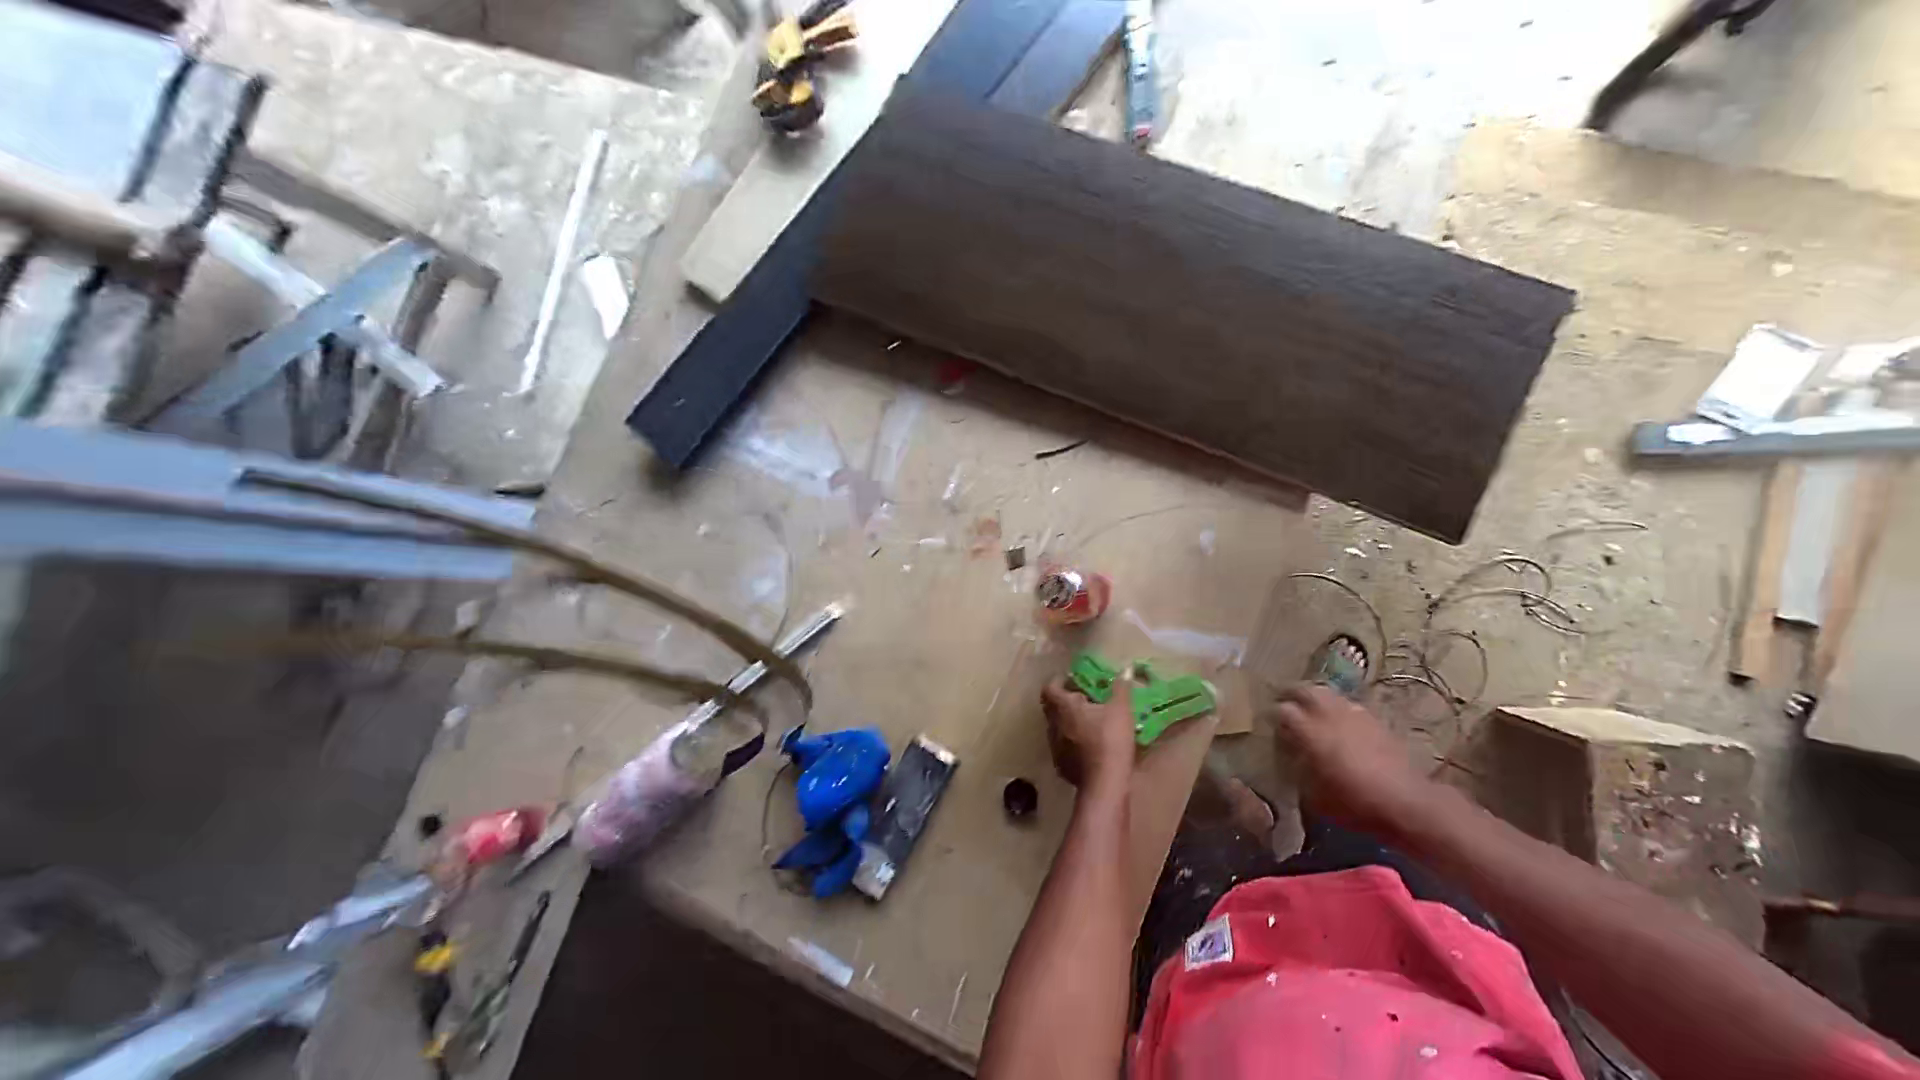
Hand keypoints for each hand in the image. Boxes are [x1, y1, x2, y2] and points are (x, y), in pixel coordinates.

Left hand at [1040, 677, 1136, 789]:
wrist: (1104, 784)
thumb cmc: (1110, 740)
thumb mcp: (1120, 710)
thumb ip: (1121, 688)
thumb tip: (1125, 669)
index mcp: (1063, 707)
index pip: (1050, 688)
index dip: (1058, 681)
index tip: (1072, 679)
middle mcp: (1053, 725)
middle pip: (1051, 707)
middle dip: (1064, 700)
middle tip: (1083, 698)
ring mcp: (1055, 747)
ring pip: (1056, 727)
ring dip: (1068, 721)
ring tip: (1088, 720)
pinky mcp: (1061, 765)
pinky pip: (1063, 746)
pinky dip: (1072, 740)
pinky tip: (1088, 744)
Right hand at [1265, 684, 1436, 834]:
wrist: (1407, 803)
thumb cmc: (1354, 803)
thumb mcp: (1313, 794)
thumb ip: (1297, 768)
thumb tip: (1289, 757)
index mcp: (1309, 731)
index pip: (1281, 710)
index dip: (1272, 715)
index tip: (1268, 723)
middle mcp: (1329, 715)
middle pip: (1304, 690)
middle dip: (1291, 694)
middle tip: (1284, 703)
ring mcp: (1355, 714)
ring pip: (1329, 694)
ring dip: (1316, 699)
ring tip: (1311, 710)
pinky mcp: (1376, 721)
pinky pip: (1349, 706)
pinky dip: (1338, 709)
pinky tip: (1340, 723)